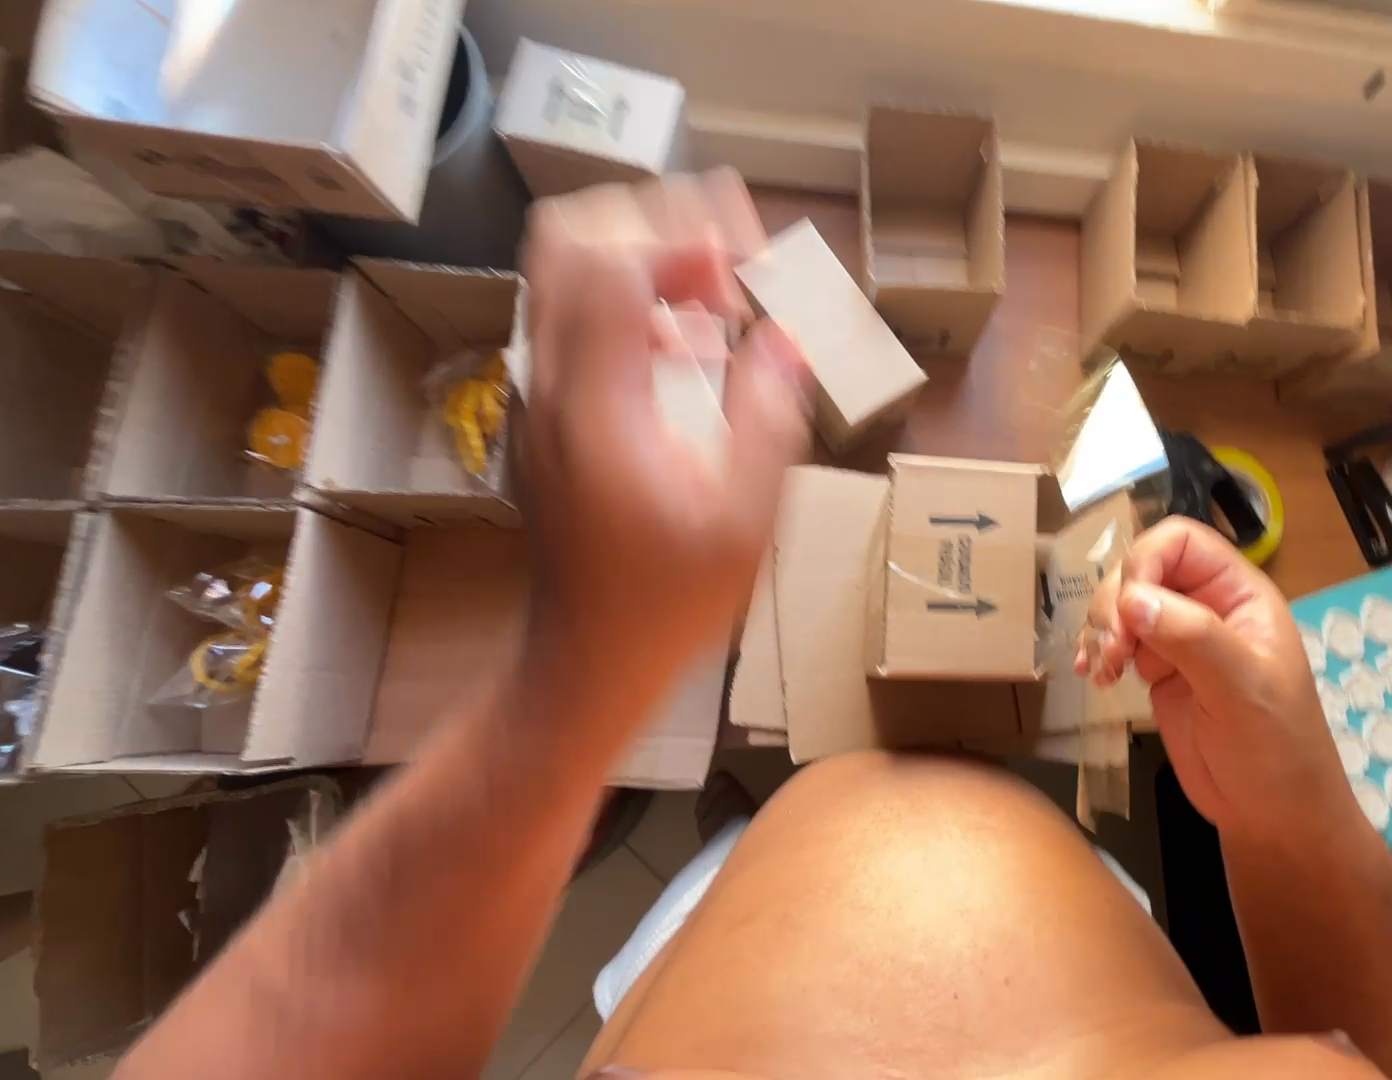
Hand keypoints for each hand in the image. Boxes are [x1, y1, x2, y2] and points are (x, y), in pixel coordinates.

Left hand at [517, 174, 811, 708]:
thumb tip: (786, 342)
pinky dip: (633, 307)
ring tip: (718, 299)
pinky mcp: (548, 417)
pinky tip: (689, 351)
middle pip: (572, 242)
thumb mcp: (744, 523)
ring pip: (566, 275)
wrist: (585, 661)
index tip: (747, 267)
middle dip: (657, 227)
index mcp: (596, 407)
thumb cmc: (667, 604)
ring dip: (645, 263)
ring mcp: (539, 399)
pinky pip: (577, 324)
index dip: (685, 241)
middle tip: (730, 263)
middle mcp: (550, 386)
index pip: (613, 265)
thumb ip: (766, 421)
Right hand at [1076, 518, 1363, 842]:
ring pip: (1121, 604)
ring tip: (1102, 670)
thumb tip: (1131, 599)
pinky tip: (1094, 677)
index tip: (1128, 609)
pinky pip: (1115, 640)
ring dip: (1100, 629)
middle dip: (1115, 604)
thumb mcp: (1241, 689)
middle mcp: (1205, 606)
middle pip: (1141, 569)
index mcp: (1238, 594)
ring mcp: (1178, 638)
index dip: (1145, 561)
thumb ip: (1191, 637)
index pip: (1181, 542)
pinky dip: (1096, 652)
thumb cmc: (1275, 749)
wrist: (1271, 814)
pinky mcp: (1157, 668)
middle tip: (1112, 652)